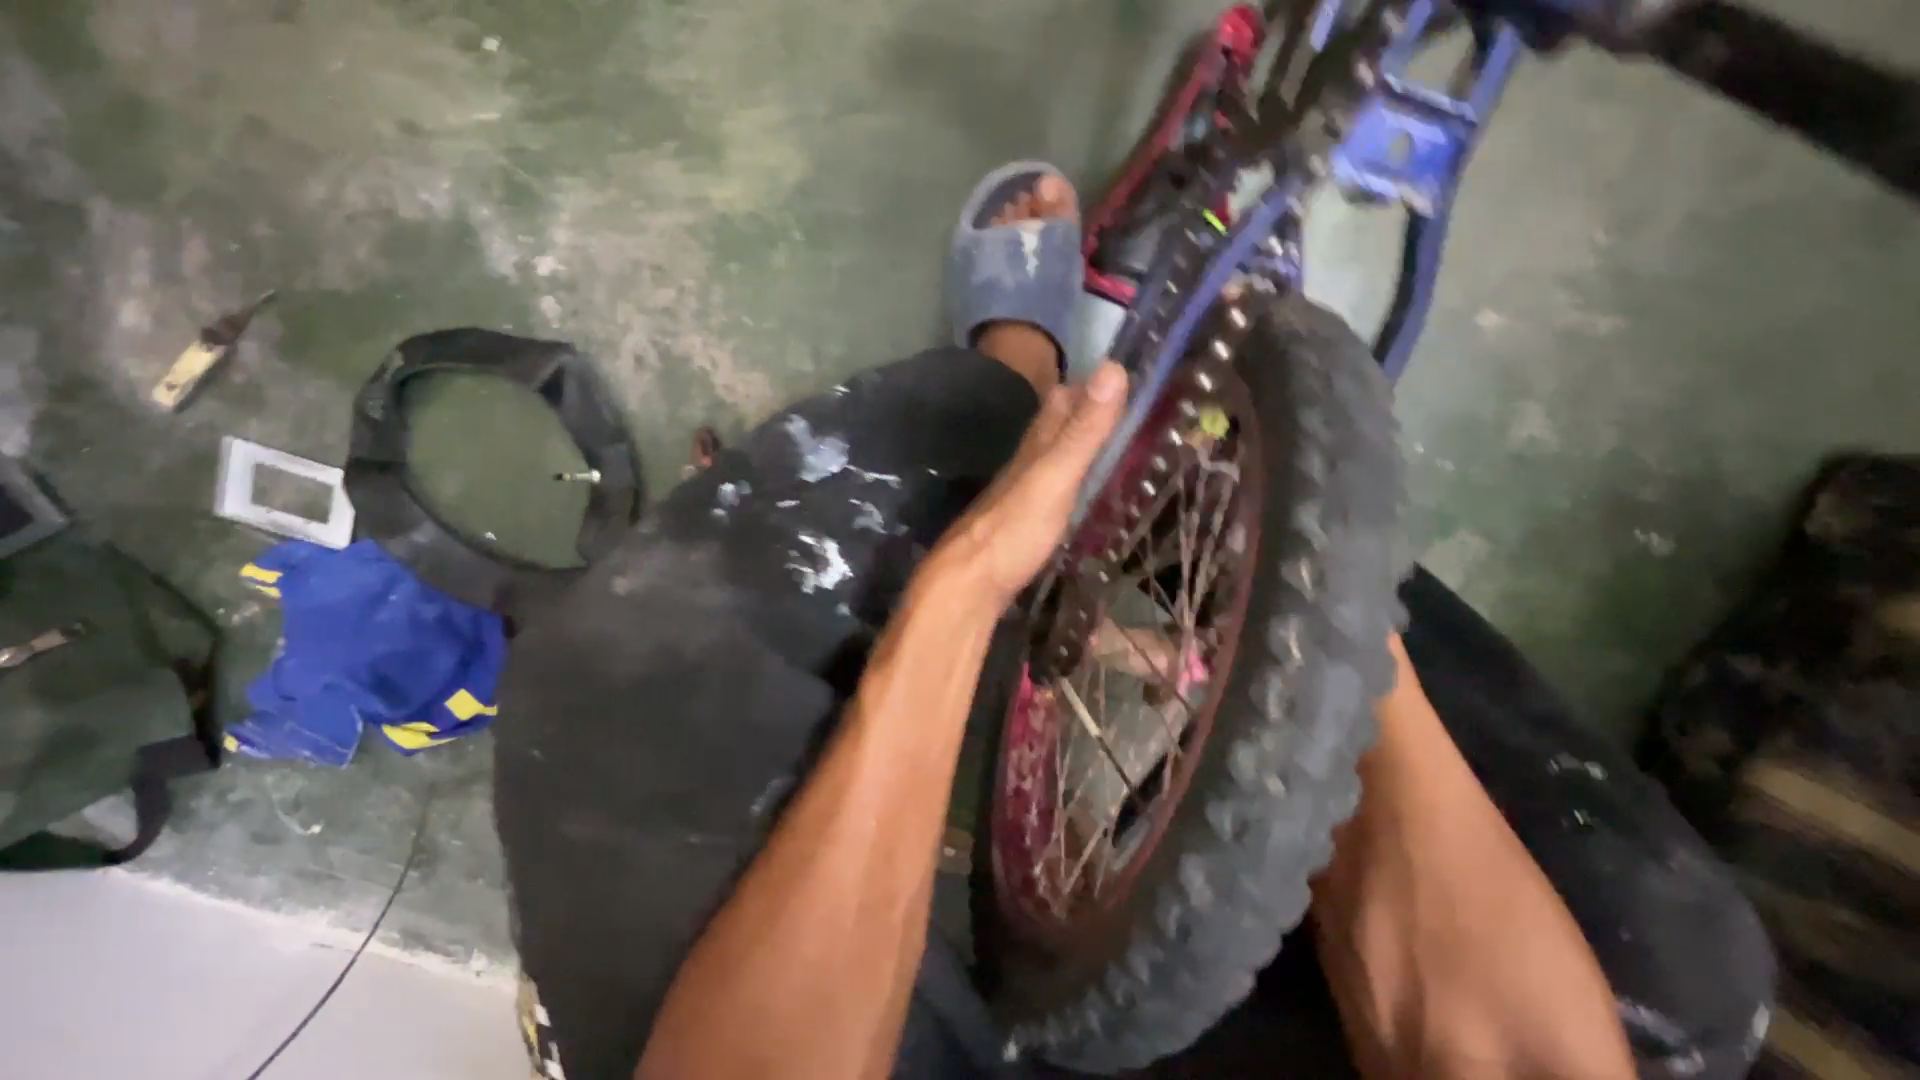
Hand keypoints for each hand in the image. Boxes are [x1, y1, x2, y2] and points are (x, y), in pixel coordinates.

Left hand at [929, 361, 1127, 605]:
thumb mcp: (1056, 476)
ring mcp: (1023, 495)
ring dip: (1079, 445)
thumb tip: (1113, 366)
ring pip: (1053, 457)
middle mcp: (1027, 464)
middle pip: (1055, 427)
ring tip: (1114, 442)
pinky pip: (1054, 490)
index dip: (1090, 384)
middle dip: (1085, 411)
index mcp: (1037, 447)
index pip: (1062, 401)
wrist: (969, 583)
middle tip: (1126, 405)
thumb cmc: (1014, 529)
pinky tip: (1081, 490)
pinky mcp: (1024, 525)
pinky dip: (1072, 481)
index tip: (1127, 370)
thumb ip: (1083, 431)